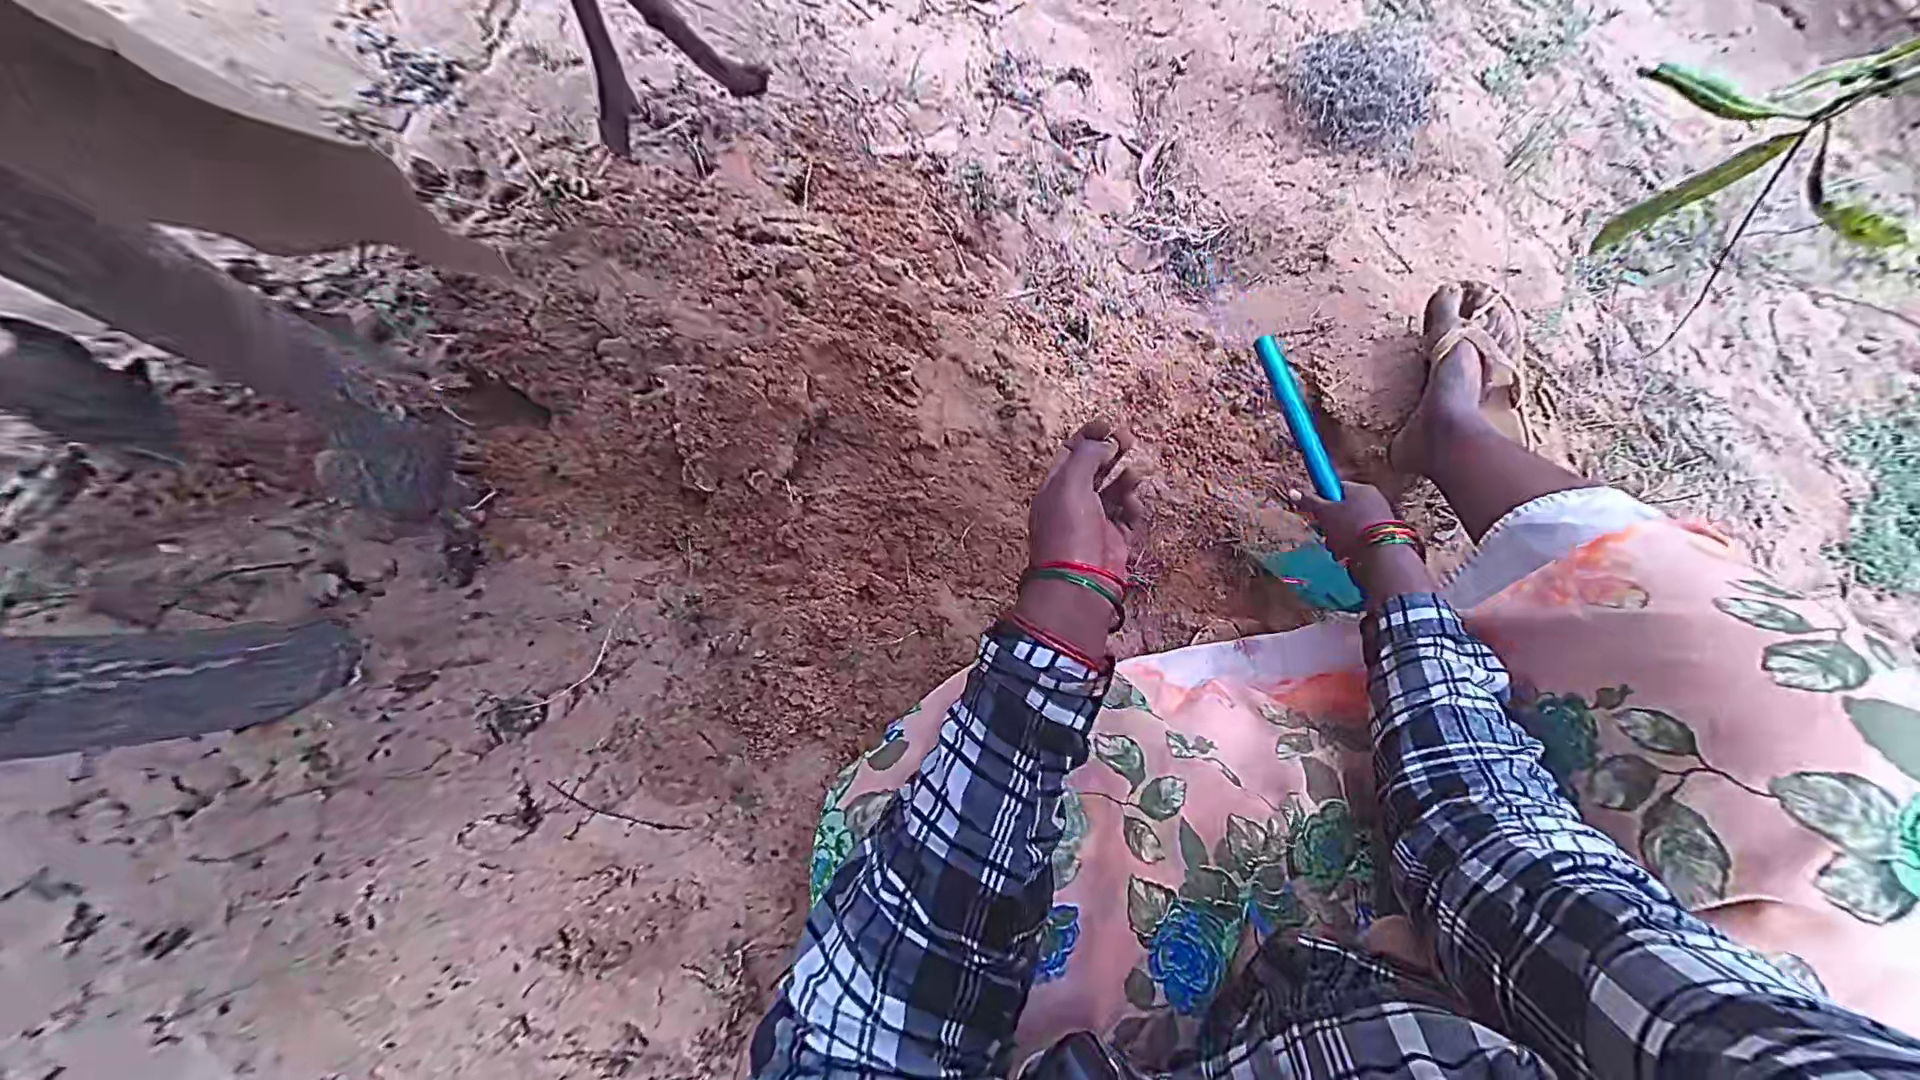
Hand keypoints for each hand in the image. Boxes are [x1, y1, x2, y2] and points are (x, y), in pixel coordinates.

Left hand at [1013, 421, 1147, 660]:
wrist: (1081, 582)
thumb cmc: (1069, 530)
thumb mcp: (1071, 485)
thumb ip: (1088, 457)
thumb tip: (1105, 443)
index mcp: (1055, 488)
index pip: (1070, 454)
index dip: (1088, 437)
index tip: (1108, 424)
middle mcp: (1073, 502)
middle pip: (1094, 468)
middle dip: (1111, 452)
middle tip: (1129, 438)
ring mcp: (1094, 521)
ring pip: (1114, 491)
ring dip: (1125, 478)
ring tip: (1135, 473)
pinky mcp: (1114, 539)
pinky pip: (1127, 515)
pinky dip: (1133, 506)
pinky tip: (1133, 505)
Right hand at [1284, 482, 1397, 564]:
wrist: (1379, 553)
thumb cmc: (1350, 526)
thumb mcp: (1324, 512)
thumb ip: (1309, 501)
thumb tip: (1293, 491)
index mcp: (1361, 489)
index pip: (1335, 487)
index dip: (1321, 498)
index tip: (1313, 509)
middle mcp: (1372, 499)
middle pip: (1340, 507)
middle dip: (1327, 521)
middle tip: (1321, 529)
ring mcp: (1378, 517)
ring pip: (1346, 524)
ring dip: (1335, 535)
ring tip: (1334, 544)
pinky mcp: (1380, 534)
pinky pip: (1356, 535)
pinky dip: (1347, 543)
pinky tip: (1344, 551)